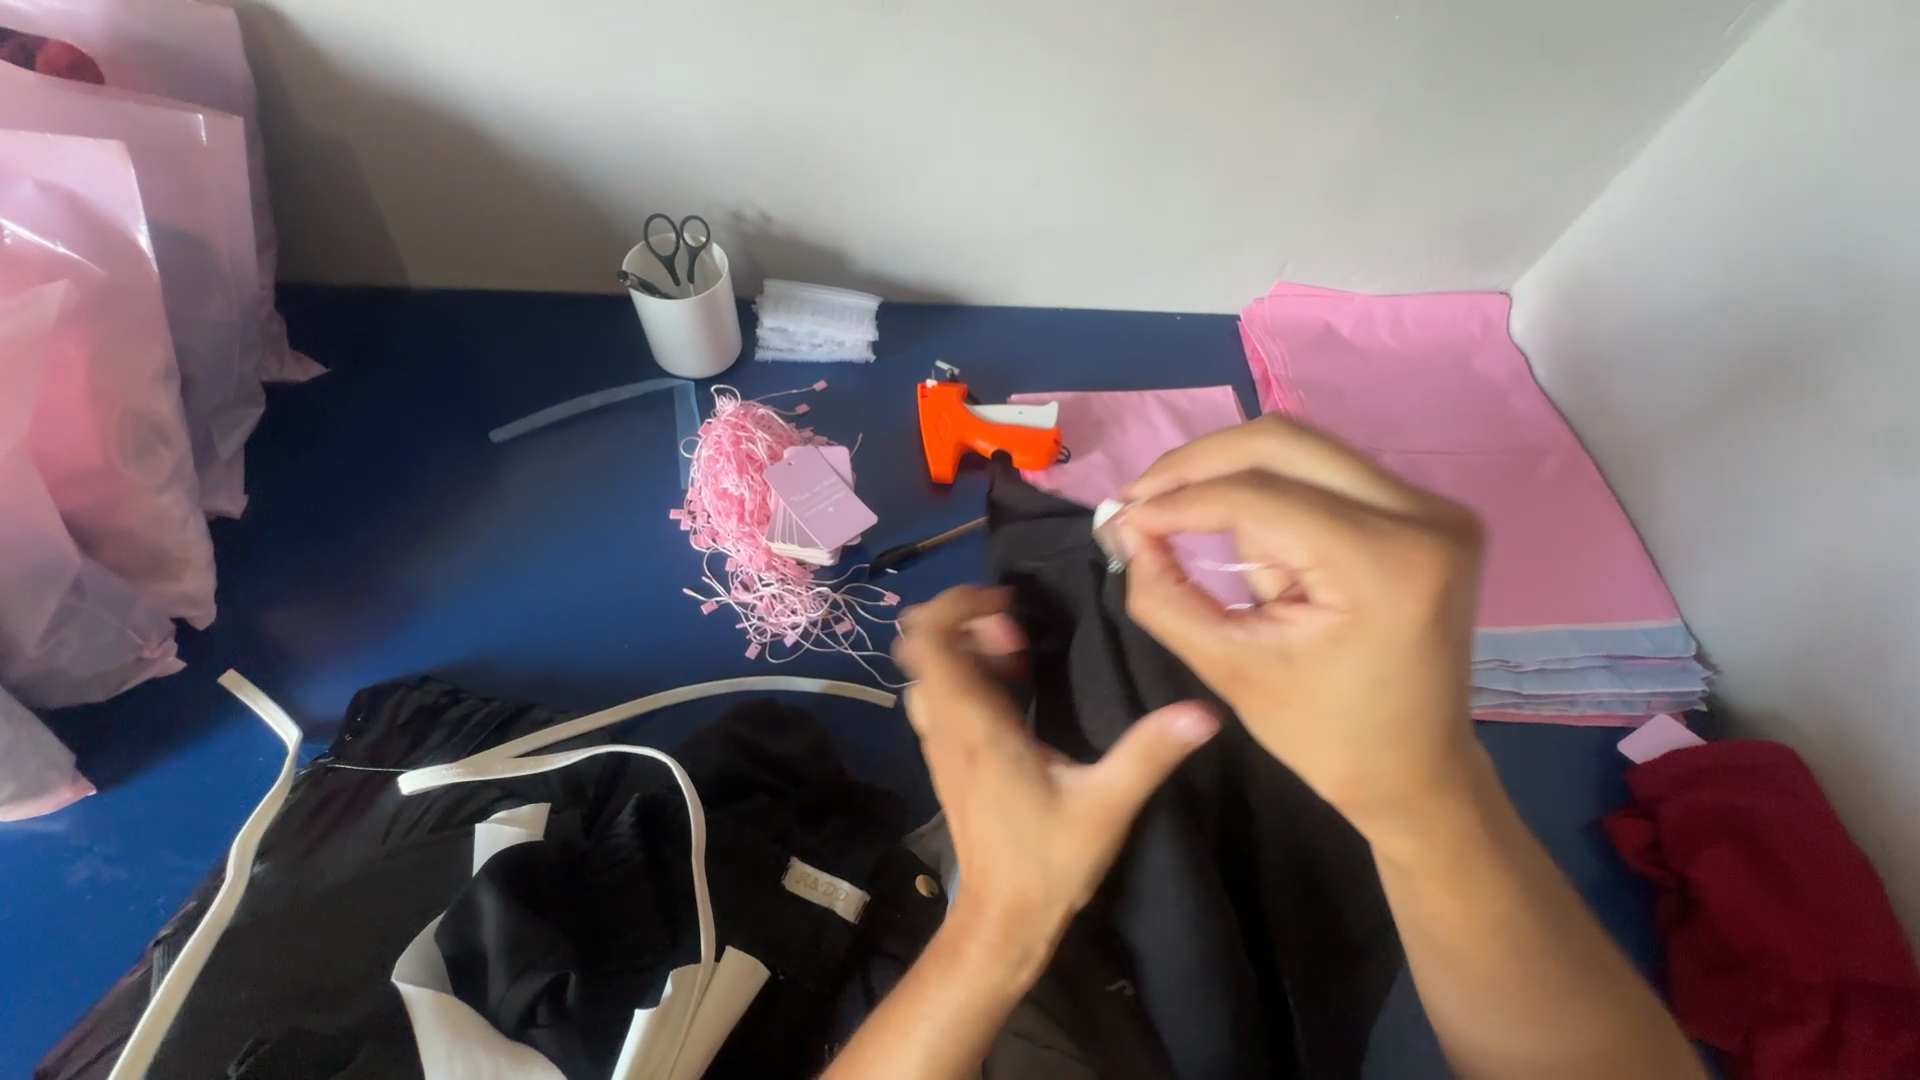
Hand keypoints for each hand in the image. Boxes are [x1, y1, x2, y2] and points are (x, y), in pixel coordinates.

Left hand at [892, 586, 1218, 973]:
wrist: (1002, 917)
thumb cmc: (1048, 860)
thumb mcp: (1107, 804)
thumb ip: (1150, 753)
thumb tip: (1203, 713)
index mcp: (976, 724)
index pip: (930, 639)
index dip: (957, 605)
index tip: (1008, 605)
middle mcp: (947, 725)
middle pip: (924, 644)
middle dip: (969, 622)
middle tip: (1020, 638)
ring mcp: (939, 742)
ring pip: (929, 670)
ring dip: (966, 650)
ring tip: (1019, 663)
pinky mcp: (944, 758)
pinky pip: (938, 696)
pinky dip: (964, 677)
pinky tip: (1011, 696)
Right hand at [1116, 414, 1485, 842]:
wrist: (1413, 767)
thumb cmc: (1323, 733)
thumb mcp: (1227, 669)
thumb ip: (1164, 597)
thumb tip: (1127, 529)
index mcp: (1384, 566)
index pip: (1258, 499)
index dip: (1178, 500)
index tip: (1122, 517)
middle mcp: (1422, 516)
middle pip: (1283, 442)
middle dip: (1197, 464)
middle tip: (1141, 495)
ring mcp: (1430, 507)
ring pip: (1298, 450)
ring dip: (1229, 481)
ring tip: (1187, 528)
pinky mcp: (1421, 510)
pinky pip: (1318, 473)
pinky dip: (1264, 492)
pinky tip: (1238, 533)